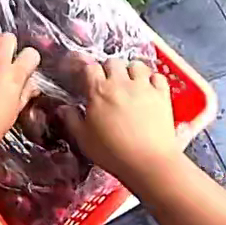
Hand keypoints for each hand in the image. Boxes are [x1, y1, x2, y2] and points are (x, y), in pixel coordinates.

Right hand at [64, 58, 184, 184]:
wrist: (148, 162)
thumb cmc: (112, 152)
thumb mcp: (84, 139)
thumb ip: (72, 120)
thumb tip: (63, 108)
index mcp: (99, 91)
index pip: (90, 67)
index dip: (88, 71)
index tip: (87, 80)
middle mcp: (121, 83)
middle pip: (113, 62)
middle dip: (109, 69)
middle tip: (108, 84)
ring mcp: (144, 86)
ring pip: (136, 65)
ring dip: (131, 71)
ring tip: (129, 84)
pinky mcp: (162, 94)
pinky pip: (157, 76)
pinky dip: (152, 80)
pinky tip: (149, 89)